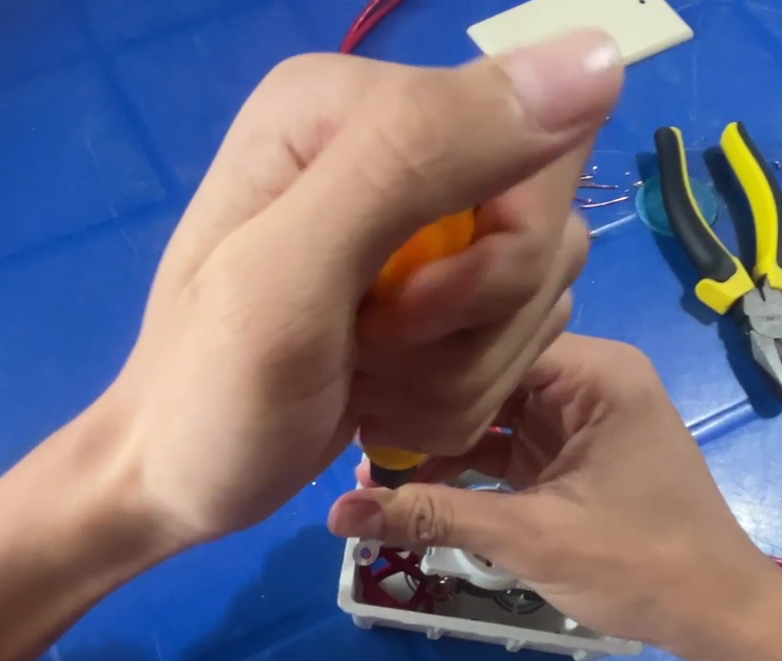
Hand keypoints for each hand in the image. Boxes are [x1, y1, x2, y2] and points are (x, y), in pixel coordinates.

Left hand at [91, 31, 623, 544]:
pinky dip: (456, 398)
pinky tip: (384, 405)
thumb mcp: (291, 278)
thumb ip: (417, 156)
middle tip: (369, 359)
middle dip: (468, 330)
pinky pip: (515, 344)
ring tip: (367, 389)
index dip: (490, 260)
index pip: (530, 144)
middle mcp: (396, 152)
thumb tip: (598, 59)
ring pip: (538, 300)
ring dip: (458, 375)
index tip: (389, 321)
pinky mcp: (436, 302)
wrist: (184, 481)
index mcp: (350, 109)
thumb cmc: (211, 395)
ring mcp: (421, 233)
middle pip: (543, 230)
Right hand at [326, 333, 781, 657]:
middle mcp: (586, 381)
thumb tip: (337, 515)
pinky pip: (505, 447)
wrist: (715, 616)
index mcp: (593, 374)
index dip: (421, 371)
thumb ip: (433, 517)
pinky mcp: (570, 456)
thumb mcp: (529, 538)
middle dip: (423, 414)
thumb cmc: (638, 565)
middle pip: (486, 380)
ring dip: (439, 445)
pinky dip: (466, 468)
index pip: (488, 346)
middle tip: (354, 438)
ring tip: (371, 470)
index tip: (358, 400)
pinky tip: (415, 486)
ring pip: (491, 417)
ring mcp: (578, 419)